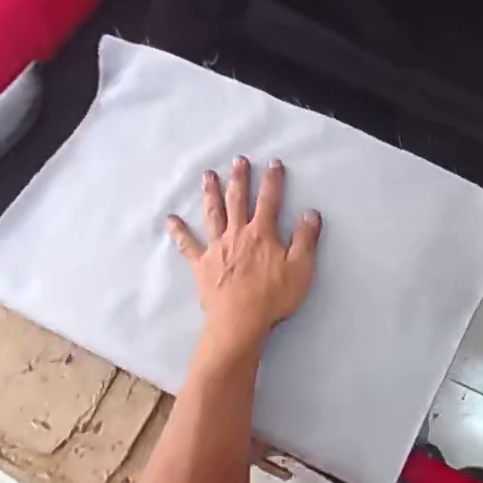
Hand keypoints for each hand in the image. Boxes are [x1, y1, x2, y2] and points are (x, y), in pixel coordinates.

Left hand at [168, 157, 321, 352]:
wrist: (239, 321)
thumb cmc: (274, 296)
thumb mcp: (301, 268)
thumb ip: (305, 239)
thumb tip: (310, 213)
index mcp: (262, 234)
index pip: (270, 201)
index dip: (273, 181)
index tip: (274, 163)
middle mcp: (237, 234)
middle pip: (238, 200)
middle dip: (239, 179)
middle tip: (238, 160)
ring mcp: (217, 248)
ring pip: (213, 214)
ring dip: (211, 193)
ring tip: (208, 176)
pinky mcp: (202, 265)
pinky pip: (188, 245)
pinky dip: (179, 232)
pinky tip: (171, 220)